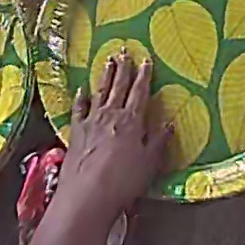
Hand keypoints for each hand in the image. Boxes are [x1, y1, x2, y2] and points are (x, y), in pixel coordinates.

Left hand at [52, 51, 171, 227]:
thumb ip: (158, 142)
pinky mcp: (76, 131)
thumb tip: (169, 124)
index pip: (140, 92)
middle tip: (125, 50)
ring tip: (108, 60)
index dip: (144, 75)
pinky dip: (80, 97)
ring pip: (100, 92)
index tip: (146, 60)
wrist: (86, 195)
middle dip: (124, 68)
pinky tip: (81, 89)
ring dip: (105, 75)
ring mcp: (91, 121)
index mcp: (131, 120)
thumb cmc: (123, 181)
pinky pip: (79, 109)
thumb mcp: (149, 163)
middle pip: (119, 86)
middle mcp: (111, 114)